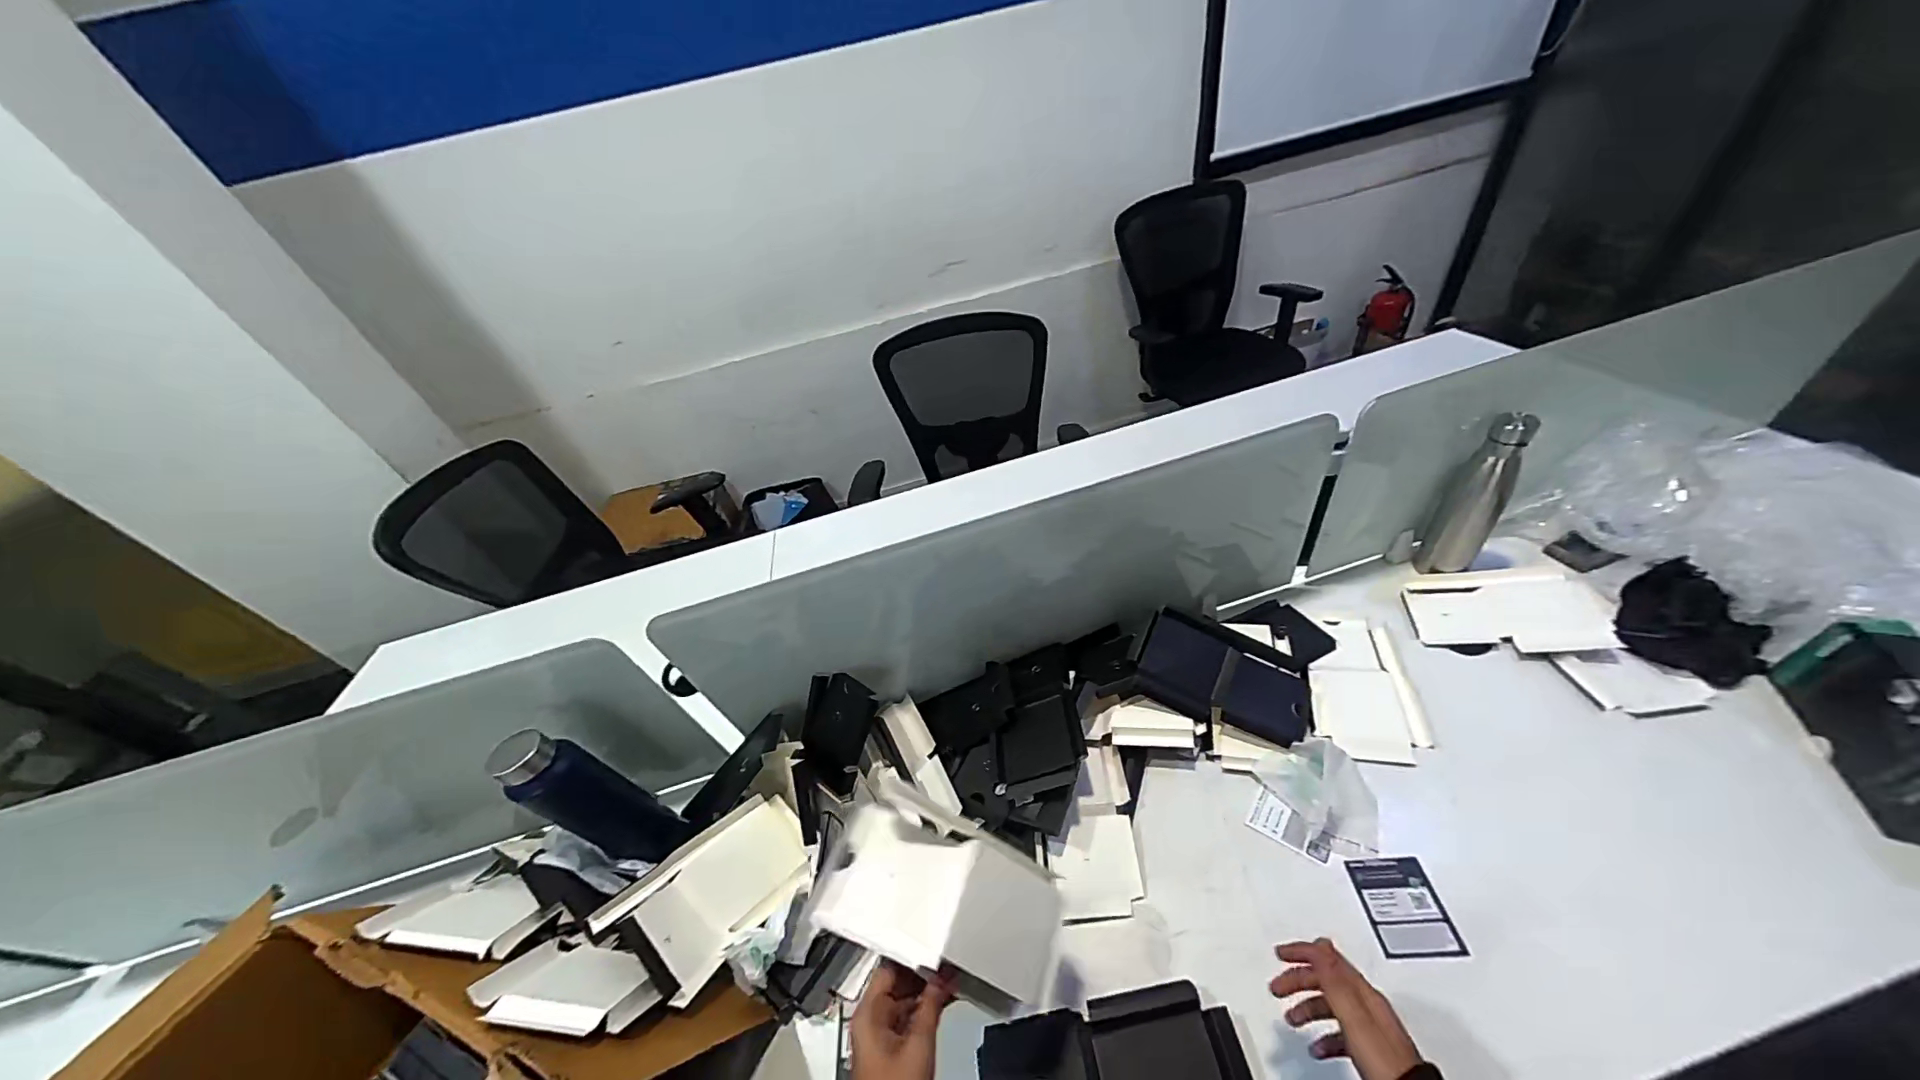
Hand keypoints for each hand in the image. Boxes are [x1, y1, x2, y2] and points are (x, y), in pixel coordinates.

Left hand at [850, 960, 957, 1079]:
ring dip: (925, 992)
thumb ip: (931, 1005)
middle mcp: (870, 1018)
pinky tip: (942, 1002)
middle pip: (896, 983)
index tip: (933, 951)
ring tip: (948, 983)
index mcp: (867, 1012)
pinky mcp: (889, 1044)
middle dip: (922, 976)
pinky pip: (906, 1015)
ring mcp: (879, 1031)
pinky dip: (923, 1008)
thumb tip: (940, 980)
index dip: (911, 958)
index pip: (888, 969)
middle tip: (945, 968)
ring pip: (903, 999)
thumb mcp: (919, 1042)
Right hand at [1269, 938, 1422, 1079]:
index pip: (1328, 958)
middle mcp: (1366, 1004)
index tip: (1281, 952)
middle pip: (1326, 979)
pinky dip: (1323, 1033)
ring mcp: (1368, 1026)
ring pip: (1330, 1004)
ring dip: (1307, 1007)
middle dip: (1298, 979)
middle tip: (1278, 986)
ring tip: (1292, 1018)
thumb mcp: (1353, 1015)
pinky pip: (1339, 1031)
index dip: (1302, 951)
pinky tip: (1318, 1046)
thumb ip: (1334, 979)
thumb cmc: (1384, 1060)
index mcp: (1362, 993)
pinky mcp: (1369, 1048)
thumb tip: (1319, 944)